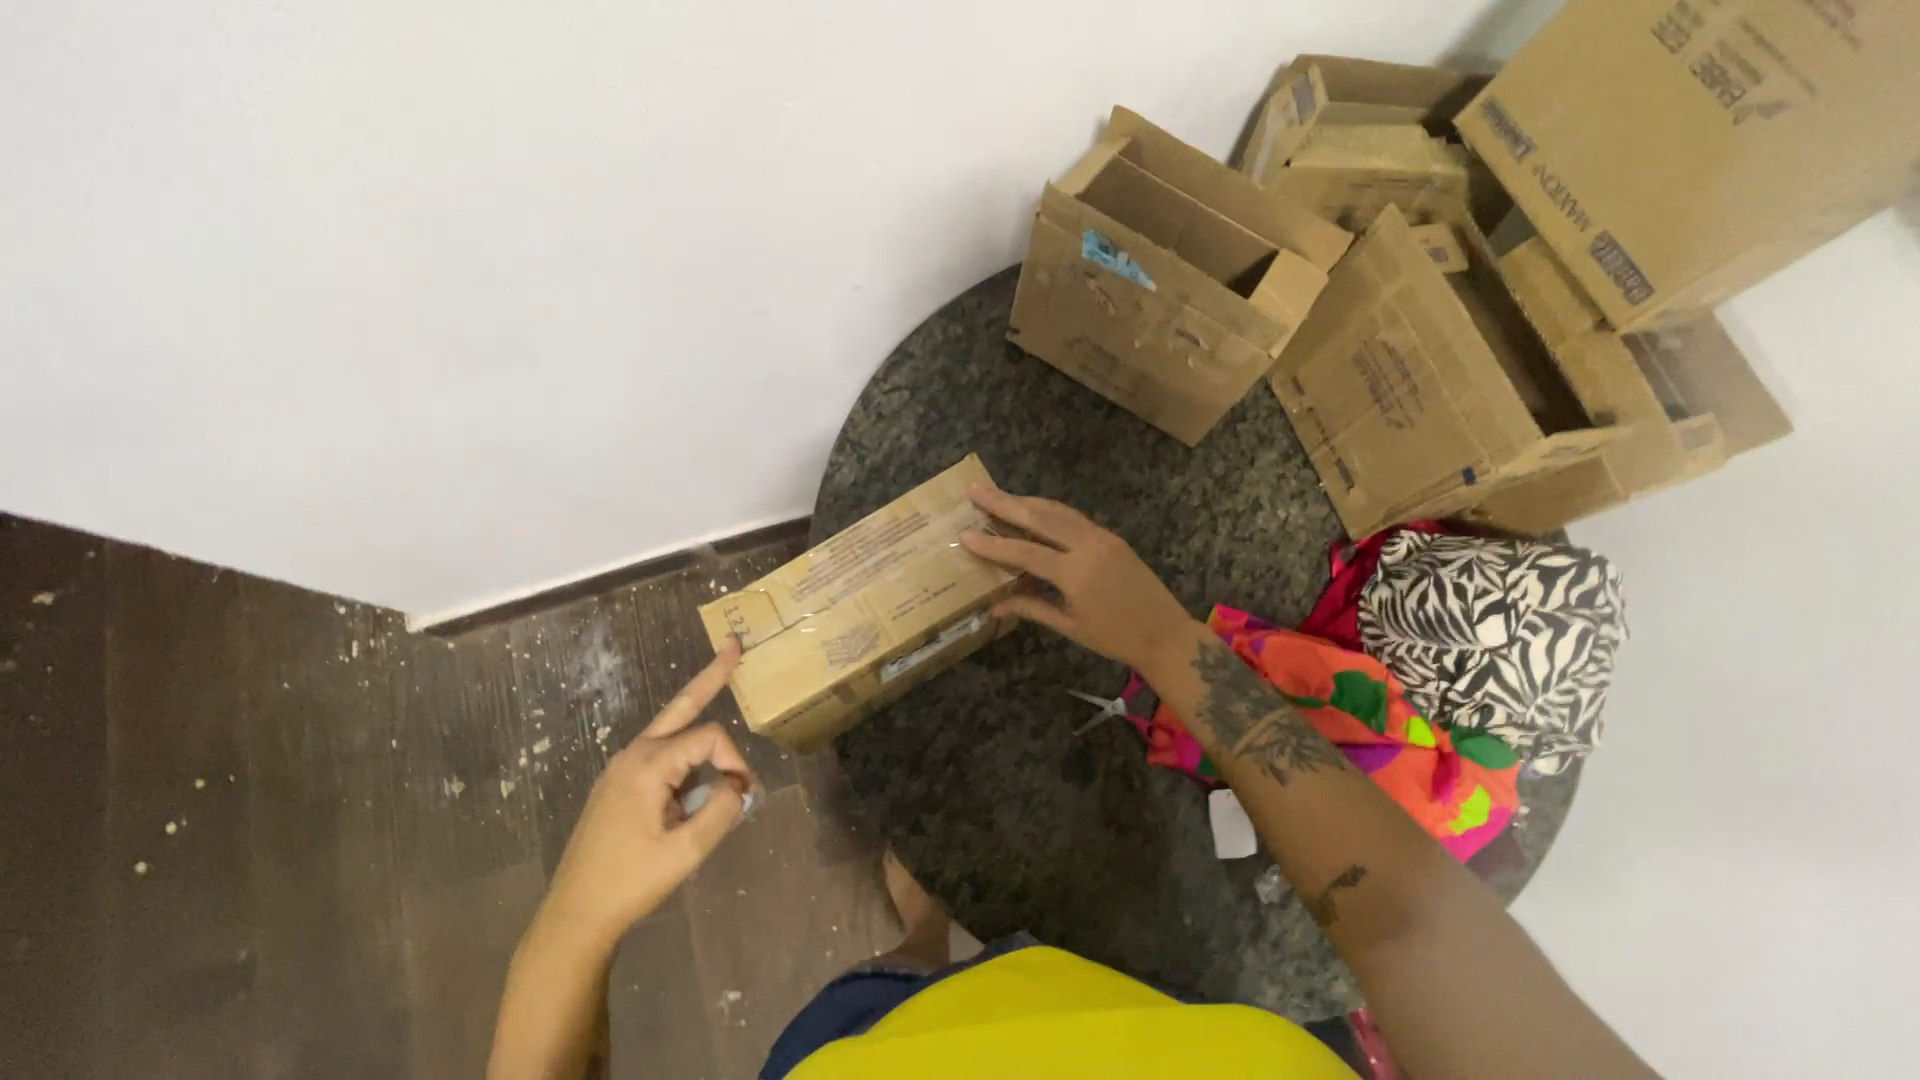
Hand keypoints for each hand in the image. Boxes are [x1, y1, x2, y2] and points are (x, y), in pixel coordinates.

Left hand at [539, 638, 758, 944]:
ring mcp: (621, 769)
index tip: (744, 796)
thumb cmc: (631, 882)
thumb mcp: (687, 851)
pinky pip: (662, 758)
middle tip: (734, 646)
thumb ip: (722, 810)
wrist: (575, 916)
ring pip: (671, 731)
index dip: (735, 761)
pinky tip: (699, 780)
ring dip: (701, 727)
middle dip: (710, 677)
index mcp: (647, 765)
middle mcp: (632, 755)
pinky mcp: (618, 787)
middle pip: (680, 706)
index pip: (709, 739)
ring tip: (724, 692)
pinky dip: (687, 760)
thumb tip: (739, 786)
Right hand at [960, 484, 1196, 670]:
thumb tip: (993, 605)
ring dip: (1026, 500)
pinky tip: (1032, 508)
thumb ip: (1032, 608)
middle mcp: (1088, 546)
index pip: (1025, 552)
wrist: (1165, 633)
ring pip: (1057, 510)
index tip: (964, 534)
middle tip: (975, 489)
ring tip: (997, 494)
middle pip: (1039, 517)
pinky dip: (1049, 510)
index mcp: (1076, 573)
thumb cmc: (1115, 637)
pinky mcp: (1111, 537)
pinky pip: (1074, 517)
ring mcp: (1102, 537)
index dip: (993, 544)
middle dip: (1004, 502)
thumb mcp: (1070, 626)